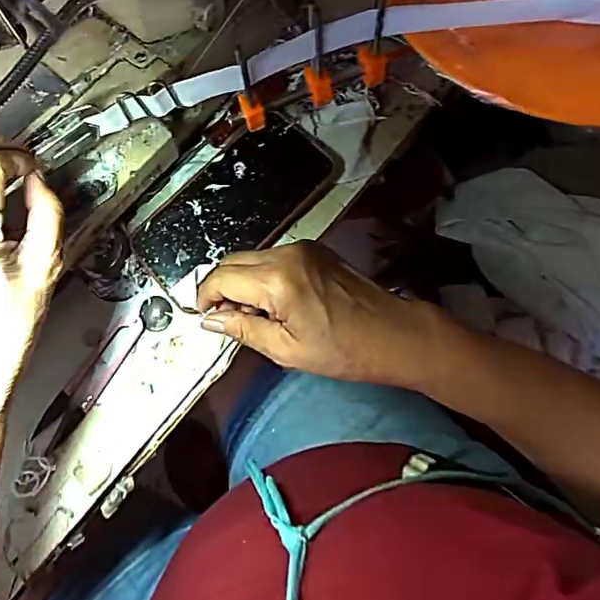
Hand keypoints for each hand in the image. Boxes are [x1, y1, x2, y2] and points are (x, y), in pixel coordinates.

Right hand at [196, 242, 450, 386]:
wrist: (395, 334)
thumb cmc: (346, 350)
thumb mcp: (287, 351)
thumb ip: (243, 329)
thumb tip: (211, 319)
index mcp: (278, 280)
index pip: (220, 278)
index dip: (205, 297)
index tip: (204, 316)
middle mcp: (286, 254)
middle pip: (231, 261)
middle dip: (221, 288)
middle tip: (229, 318)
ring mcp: (301, 248)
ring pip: (250, 258)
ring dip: (242, 281)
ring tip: (258, 314)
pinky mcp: (312, 248)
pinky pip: (271, 257)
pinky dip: (261, 275)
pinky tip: (276, 301)